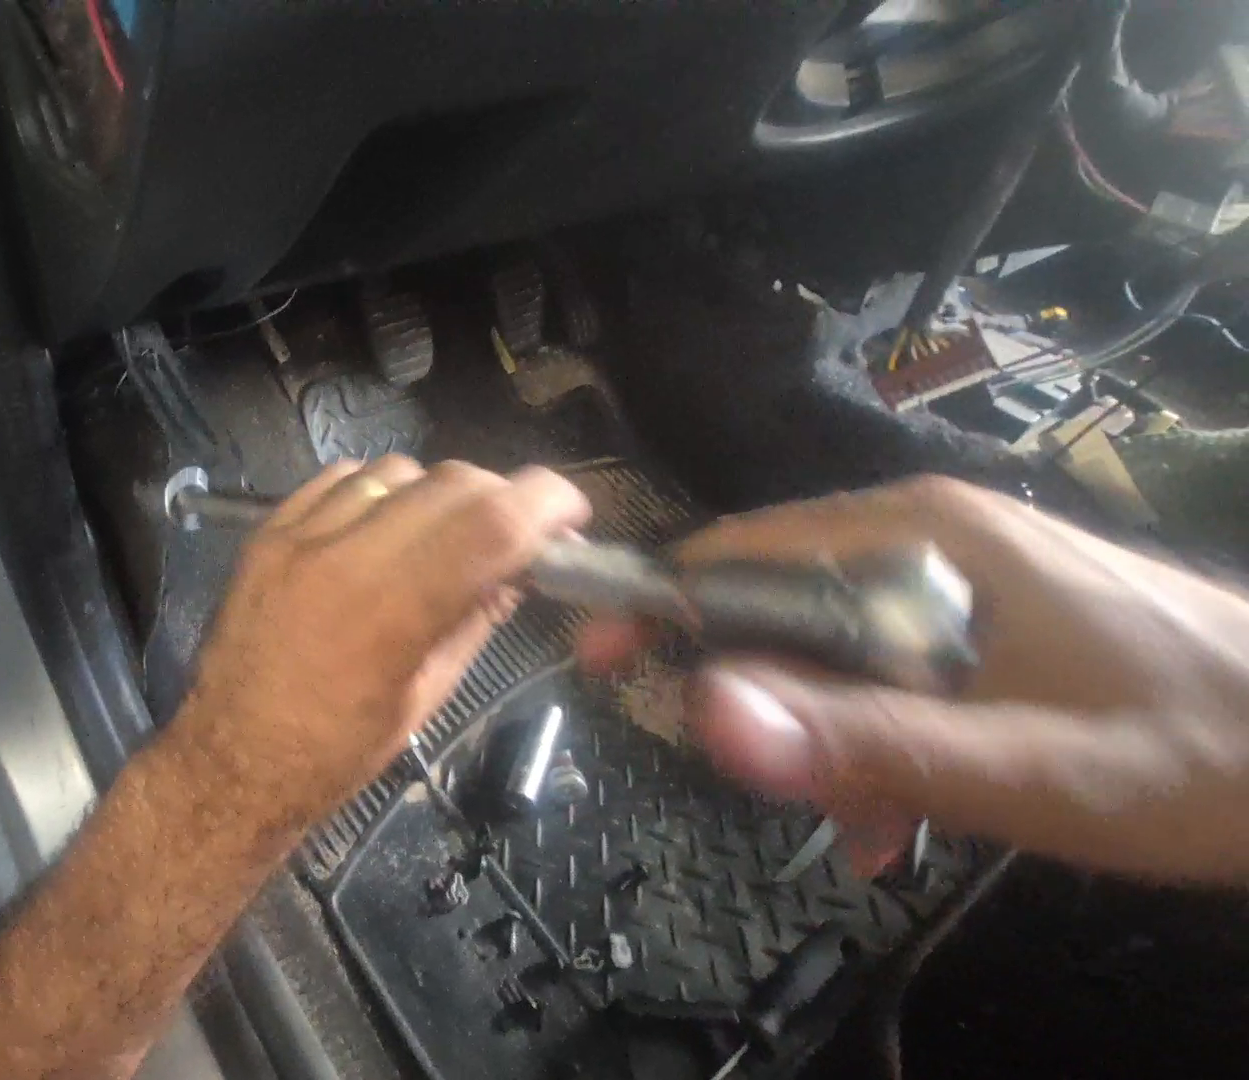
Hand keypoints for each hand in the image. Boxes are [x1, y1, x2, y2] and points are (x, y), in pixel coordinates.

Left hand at [172, 457, 589, 827]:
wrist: (231, 760)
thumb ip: (473, 620)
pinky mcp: (266, 532)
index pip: (489, 524)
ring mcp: (296, 537)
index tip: (570, 514)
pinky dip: (377, 490)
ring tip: (442, 532)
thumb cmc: (334, 753)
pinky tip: (383, 523)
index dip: (546, 505)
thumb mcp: (425, 697)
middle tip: (514, 530)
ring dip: (438, 492)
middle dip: (499, 496)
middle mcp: (342, 556)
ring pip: (394, 471)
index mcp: (391, 612)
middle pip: (448, 483)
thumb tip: (516, 570)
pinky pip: (338, 479)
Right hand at [579, 476, 1248, 883]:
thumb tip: (702, 714)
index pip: (734, 552)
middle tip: (755, 772)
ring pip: (815, 644)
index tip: (599, 659)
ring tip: (866, 823)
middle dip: (752, 692)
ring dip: (815, 731)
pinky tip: (900, 808)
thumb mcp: (1028, 766)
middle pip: (769, 601)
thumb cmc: (1210, 754)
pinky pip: (867, 666)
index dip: (657, 605)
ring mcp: (939, 575)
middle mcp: (911, 536)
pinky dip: (861, 734)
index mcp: (910, 535)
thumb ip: (864, 743)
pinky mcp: (963, 616)